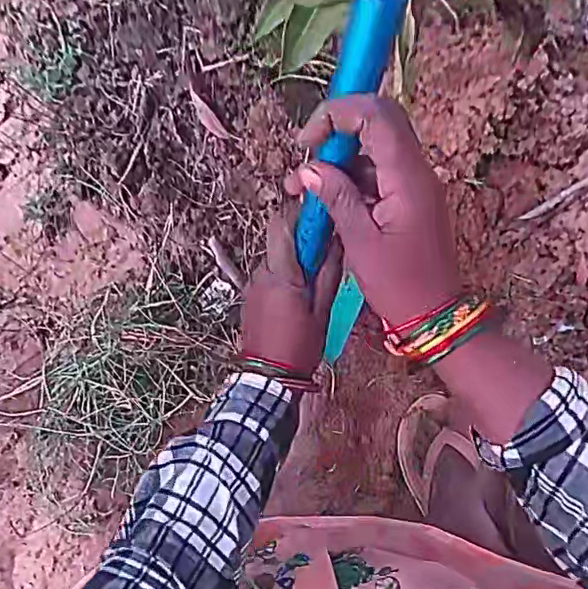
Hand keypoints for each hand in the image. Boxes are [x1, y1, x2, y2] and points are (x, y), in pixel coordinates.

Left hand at [241, 204, 343, 372]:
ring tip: (314, 279)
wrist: (269, 376)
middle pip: (279, 239)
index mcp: (281, 274)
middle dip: (303, 239)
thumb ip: (329, 272)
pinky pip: (269, 275)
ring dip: (294, 260)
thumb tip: (337, 242)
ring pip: (276, 258)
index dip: (302, 212)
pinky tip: (298, 293)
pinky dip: (284, 275)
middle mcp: (261, 274)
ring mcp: (252, 285)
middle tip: (326, 250)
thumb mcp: (322, 309)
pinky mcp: (250, 295)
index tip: (322, 211)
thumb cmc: (298, 347)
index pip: (283, 225)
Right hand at [283, 96, 461, 328]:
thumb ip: (337, 198)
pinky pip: (379, 173)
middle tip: (307, 153)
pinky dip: (351, 179)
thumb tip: (309, 169)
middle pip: (380, 121)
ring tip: (305, 187)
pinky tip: (327, 200)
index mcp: (407, 178)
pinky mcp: (410, 199)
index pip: (376, 117)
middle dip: (338, 129)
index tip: (306, 141)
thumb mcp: (360, 242)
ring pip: (376, 148)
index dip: (337, 115)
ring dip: (340, 159)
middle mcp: (417, 172)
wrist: (434, 314)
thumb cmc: (398, 285)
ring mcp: (415, 184)